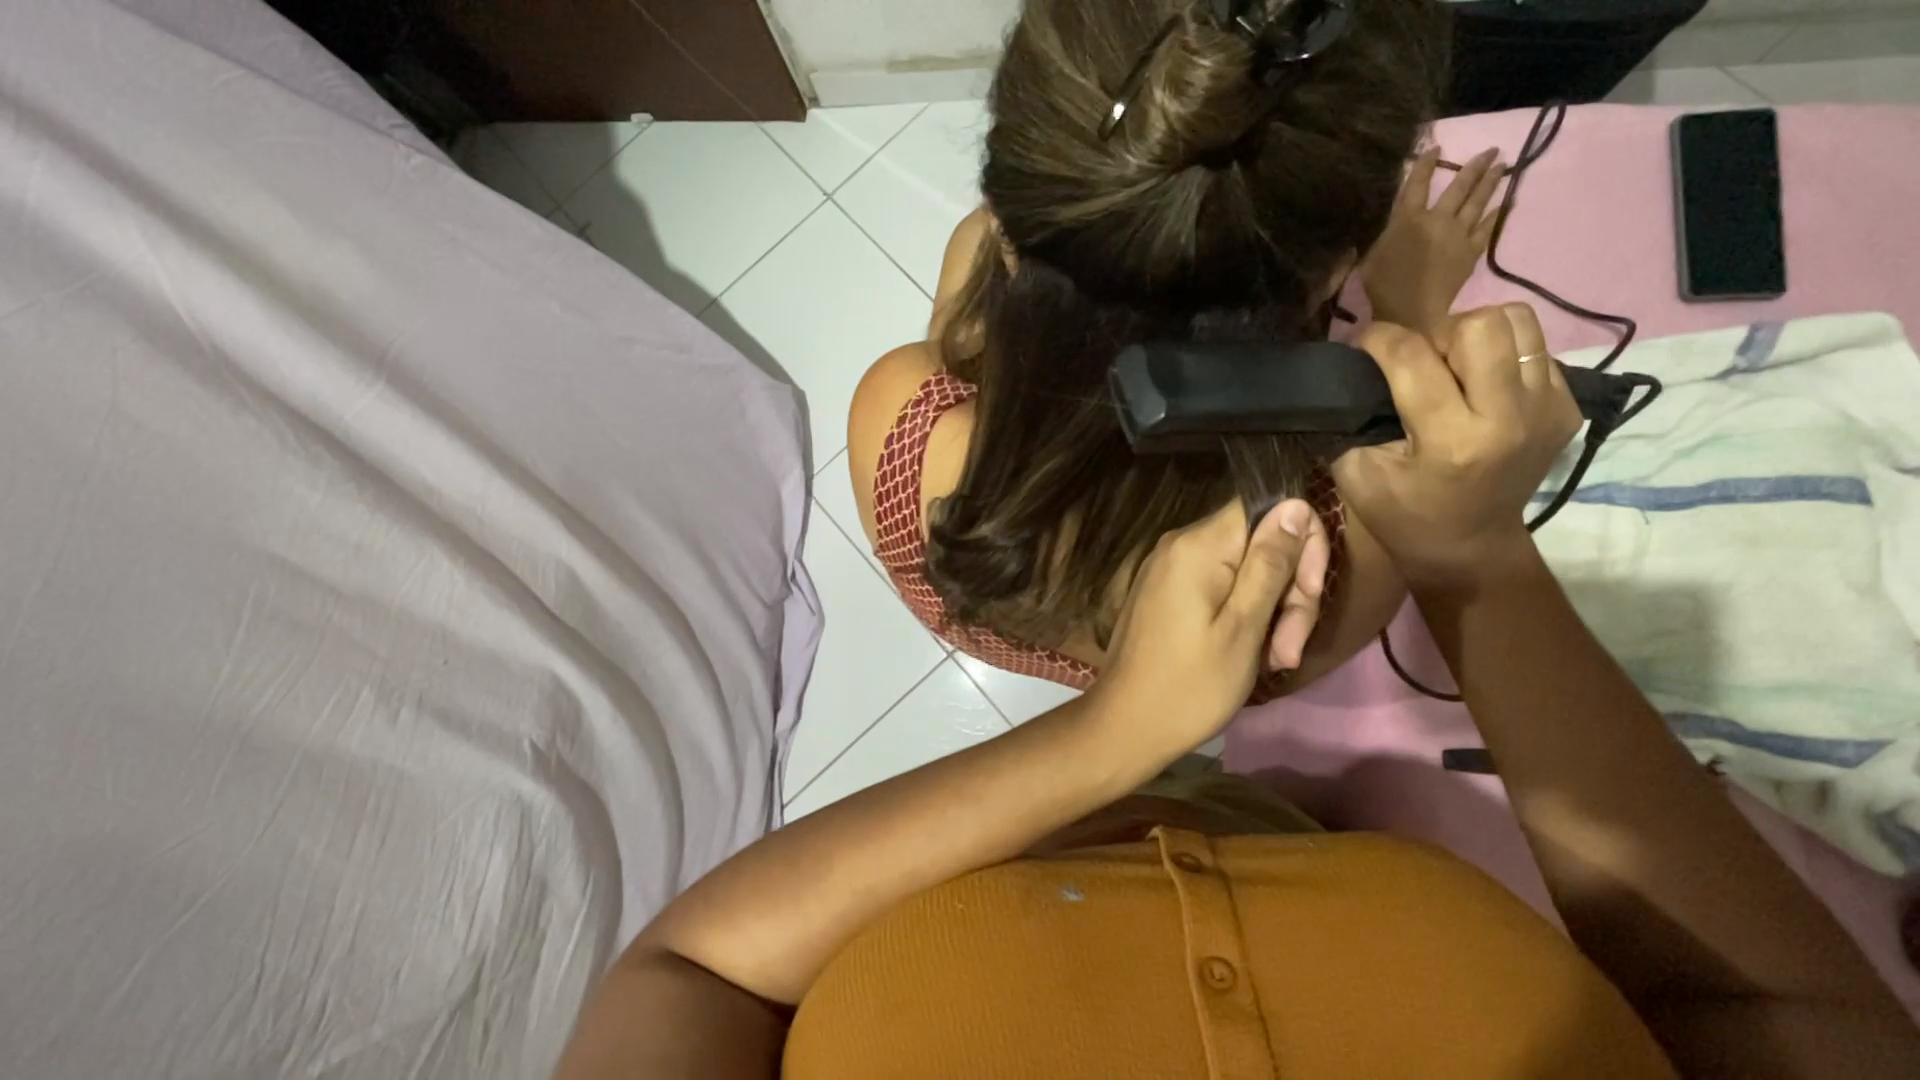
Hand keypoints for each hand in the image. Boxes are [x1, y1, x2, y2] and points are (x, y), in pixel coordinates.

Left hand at [1090, 499, 1329, 756]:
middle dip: (1289, 591)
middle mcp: (1180, 544)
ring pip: (1244, 569)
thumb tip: (1296, 504)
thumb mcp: (1244, 627)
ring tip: (1274, 661)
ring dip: (1271, 611)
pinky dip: (1244, 616)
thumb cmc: (1190, 685)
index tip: (1309, 595)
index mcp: (1197, 545)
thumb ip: (1270, 563)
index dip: (1303, 543)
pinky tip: (1252, 655)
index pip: (1270, 506)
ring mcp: (1170, 569)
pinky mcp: (1167, 593)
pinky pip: (1220, 587)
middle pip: (1259, 540)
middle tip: (1289, 648)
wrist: (1126, 726)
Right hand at [1331, 304, 1581, 588]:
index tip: (1362, 345)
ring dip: (1477, 336)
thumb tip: (1353, 366)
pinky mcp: (1567, 407)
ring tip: (1456, 367)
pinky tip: (1481, 389)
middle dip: (1439, 333)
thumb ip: (1355, 418)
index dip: (1378, 339)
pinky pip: (1535, 349)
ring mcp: (1548, 409)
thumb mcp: (1357, 473)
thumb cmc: (1403, 514)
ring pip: (1516, 322)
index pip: (1413, 357)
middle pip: (1480, 324)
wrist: (1470, 547)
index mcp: (1452, 440)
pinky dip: (1502, 357)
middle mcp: (1510, 418)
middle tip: (1422, 362)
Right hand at [1362, 147, 1504, 333]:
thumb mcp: (1370, 257)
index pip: (1417, 184)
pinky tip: (1507, 203)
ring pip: (1477, 201)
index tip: (1436, 147)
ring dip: (1490, 181)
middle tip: (1490, 150)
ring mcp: (1458, 234)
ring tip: (1502, 165)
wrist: (1410, 313)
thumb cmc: (1382, 287)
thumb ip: (1382, 237)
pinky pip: (1487, 227)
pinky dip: (1498, 214)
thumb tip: (1386, 226)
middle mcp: (1436, 220)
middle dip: (1474, 167)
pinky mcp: (1471, 252)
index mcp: (1406, 220)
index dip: (1426, 164)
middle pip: (1458, 187)